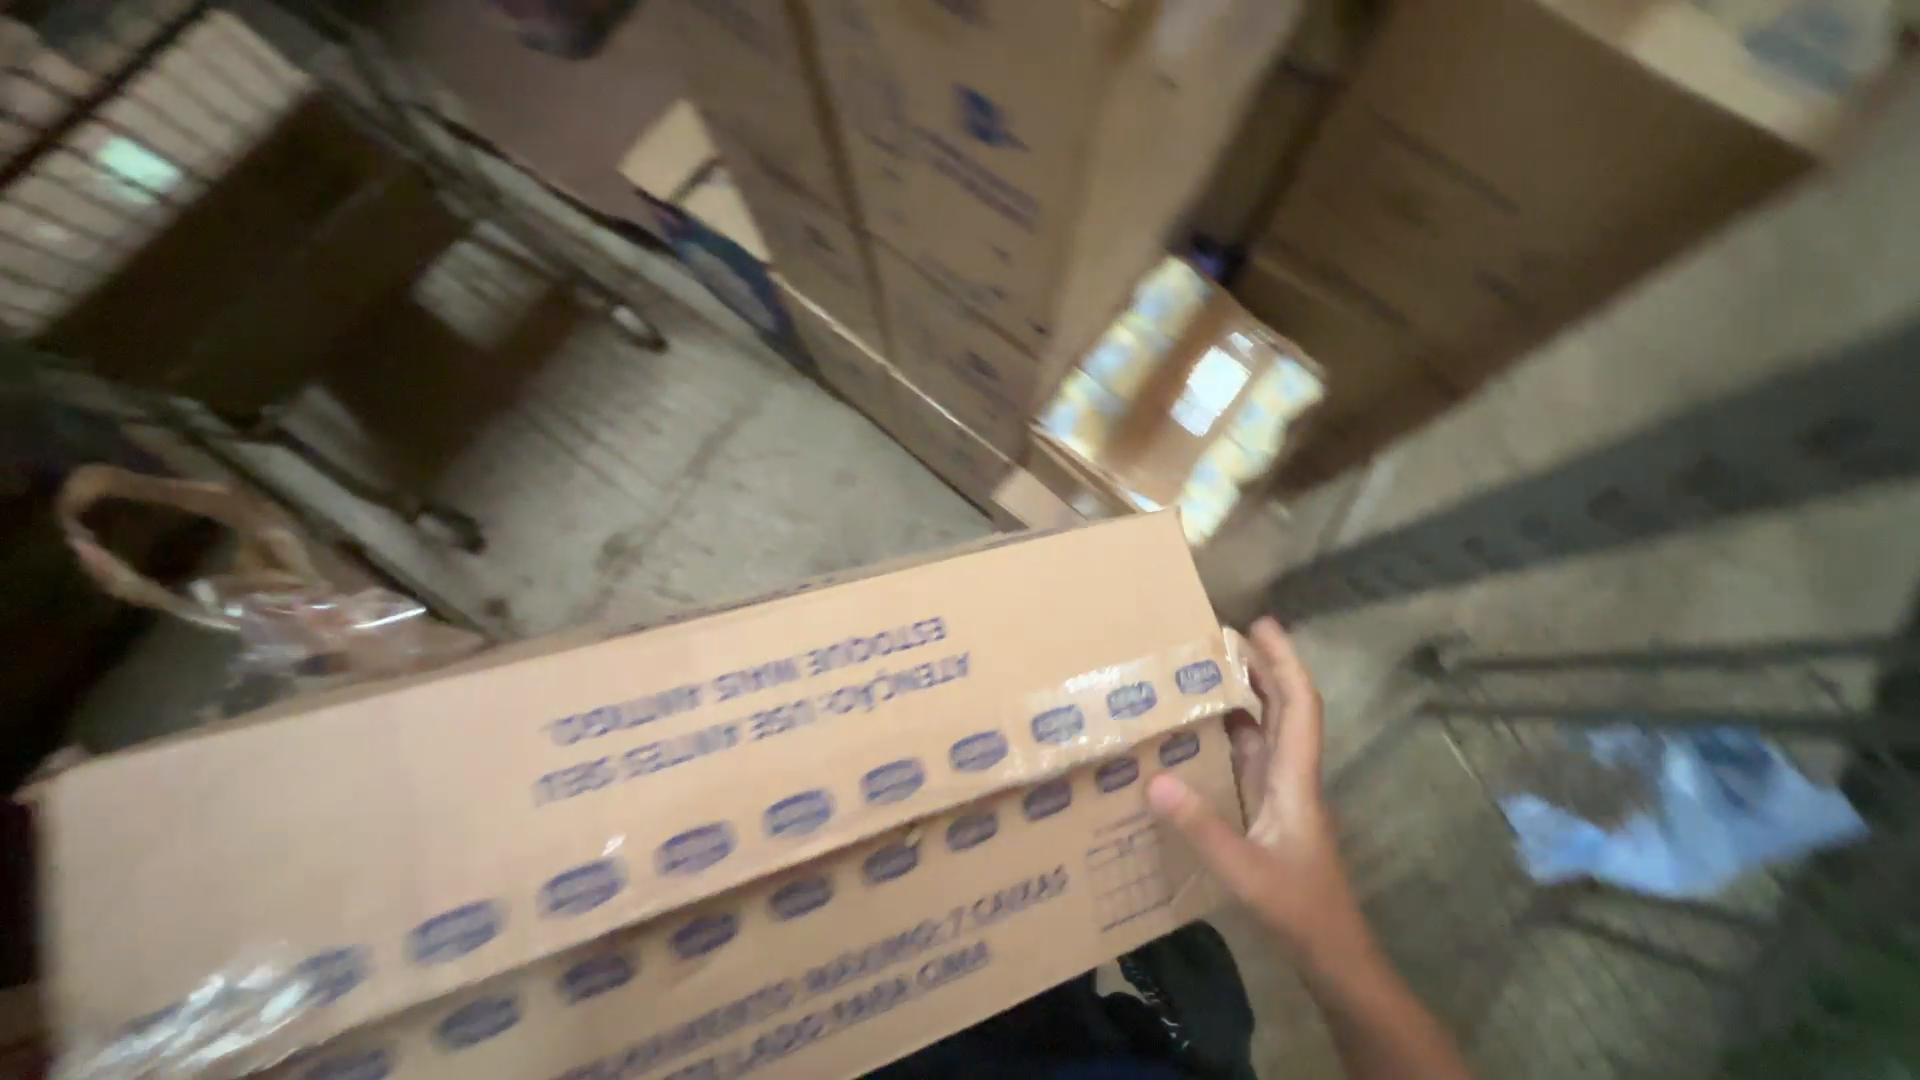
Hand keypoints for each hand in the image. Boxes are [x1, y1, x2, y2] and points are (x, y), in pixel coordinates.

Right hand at [1147, 617, 1369, 966]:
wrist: (1331, 953)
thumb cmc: (1299, 909)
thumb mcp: (1245, 871)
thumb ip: (1201, 827)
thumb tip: (1154, 779)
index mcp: (1296, 778)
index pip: (1298, 706)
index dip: (1283, 661)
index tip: (1259, 625)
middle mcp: (1291, 775)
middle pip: (1285, 707)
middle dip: (1262, 666)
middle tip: (1222, 637)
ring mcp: (1280, 793)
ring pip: (1267, 730)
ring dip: (1246, 696)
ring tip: (1205, 672)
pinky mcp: (1267, 811)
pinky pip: (1249, 758)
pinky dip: (1229, 734)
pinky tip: (1198, 733)